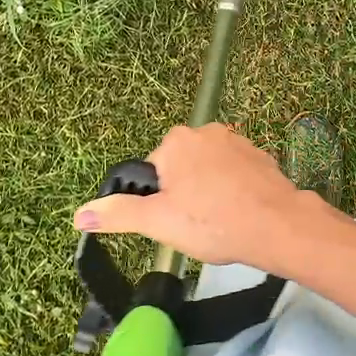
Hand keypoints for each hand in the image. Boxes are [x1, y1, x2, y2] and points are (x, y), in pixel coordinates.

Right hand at [74, 124, 313, 268]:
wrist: (276, 224)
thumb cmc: (212, 221)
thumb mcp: (158, 222)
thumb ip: (119, 215)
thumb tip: (79, 215)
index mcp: (176, 140)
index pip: (152, 174)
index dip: (157, 202)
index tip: (172, 222)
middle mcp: (205, 130)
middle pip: (179, 170)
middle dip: (182, 197)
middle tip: (195, 225)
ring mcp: (235, 140)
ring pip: (207, 173)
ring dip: (208, 194)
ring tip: (219, 222)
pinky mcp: (259, 155)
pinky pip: (233, 175)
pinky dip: (231, 192)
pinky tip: (238, 214)